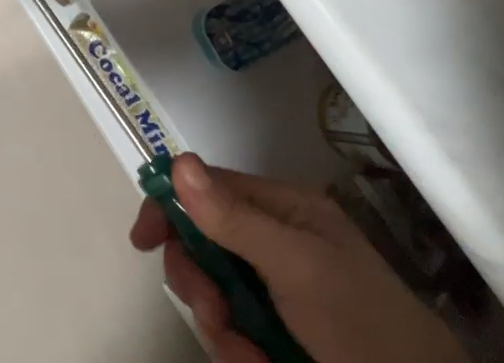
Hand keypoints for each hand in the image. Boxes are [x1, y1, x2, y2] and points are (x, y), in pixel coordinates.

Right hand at [130, 154, 468, 362]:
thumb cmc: (360, 322)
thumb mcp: (296, 265)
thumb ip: (234, 218)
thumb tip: (177, 161)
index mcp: (283, 210)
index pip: (206, 189)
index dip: (169, 208)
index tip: (143, 242)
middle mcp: (273, 243)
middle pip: (200, 245)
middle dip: (200, 284)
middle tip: (217, 315)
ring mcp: (273, 292)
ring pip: (211, 296)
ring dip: (222, 331)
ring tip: (254, 359)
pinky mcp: (274, 335)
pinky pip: (230, 336)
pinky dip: (238, 356)